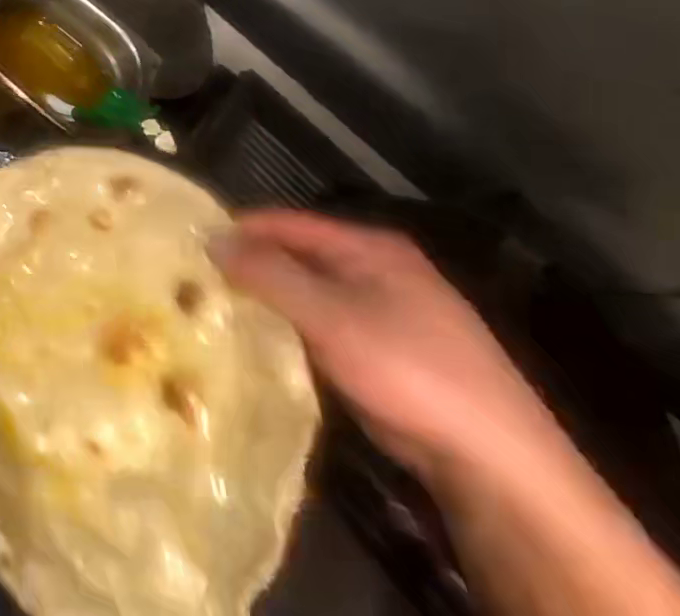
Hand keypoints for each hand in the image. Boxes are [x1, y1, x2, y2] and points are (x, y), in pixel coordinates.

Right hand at [209, 212, 564, 487]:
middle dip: (248, 266)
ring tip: (212, 309)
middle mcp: (375, 269)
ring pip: (305, 293)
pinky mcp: (379, 350)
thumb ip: (268, 274)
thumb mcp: (329, 315)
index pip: (287, 222)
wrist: (491, 456)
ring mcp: (381, 311)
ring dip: (264, 300)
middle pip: (295, 255)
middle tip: (193, 281)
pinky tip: (254, 342)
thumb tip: (211, 240)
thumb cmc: (407, 368)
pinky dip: (286, 328)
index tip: (188, 244)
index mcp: (369, 247)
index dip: (238, 229)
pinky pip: (318, 325)